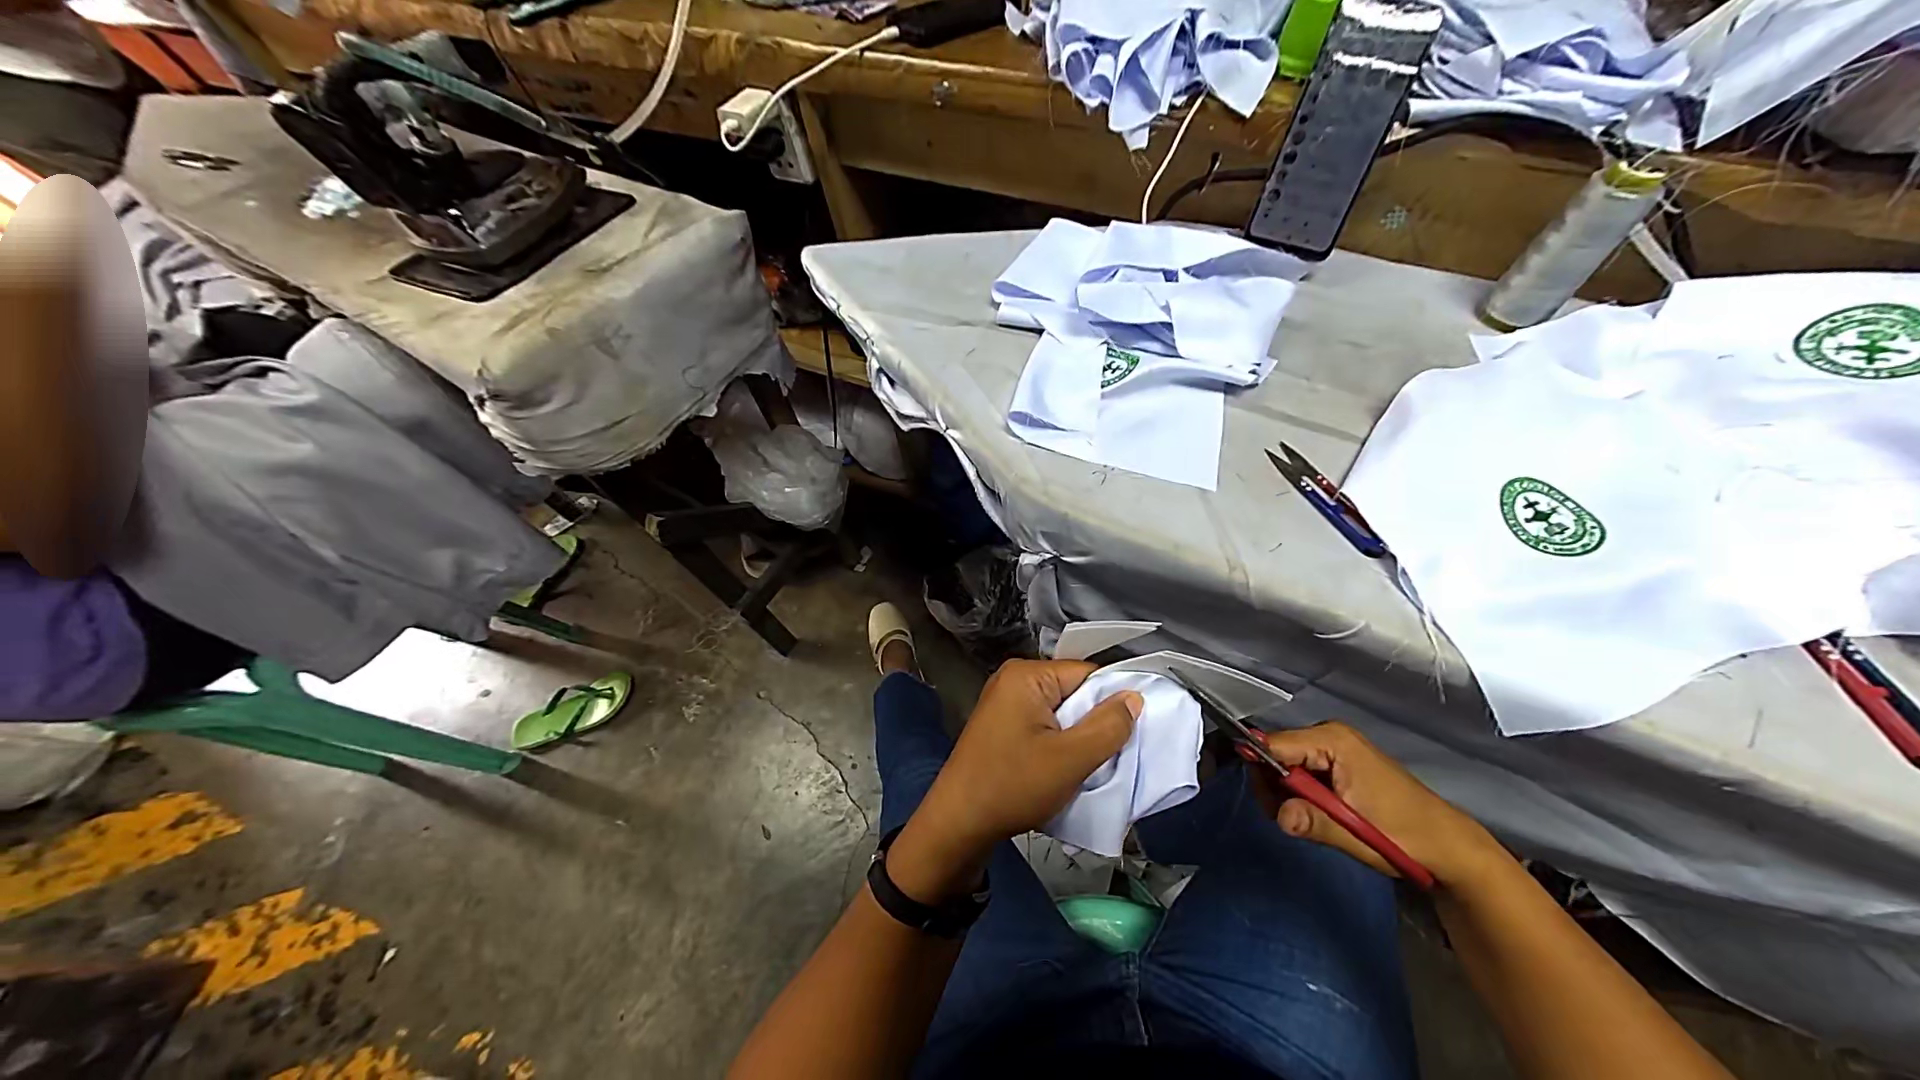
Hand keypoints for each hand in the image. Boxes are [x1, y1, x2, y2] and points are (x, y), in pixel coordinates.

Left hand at [887, 660, 1141, 902]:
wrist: (958, 823)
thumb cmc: (1012, 786)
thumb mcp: (1071, 759)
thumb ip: (1108, 726)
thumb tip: (1133, 698)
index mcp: (1026, 675)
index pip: (1088, 674)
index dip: (1113, 701)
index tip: (1129, 732)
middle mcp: (1013, 679)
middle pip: (1074, 692)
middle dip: (1094, 721)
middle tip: (1108, 754)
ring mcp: (1005, 703)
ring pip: (1061, 712)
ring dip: (1077, 737)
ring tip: (1085, 764)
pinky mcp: (1002, 726)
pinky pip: (1044, 725)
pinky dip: (1059, 744)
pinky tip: (1064, 769)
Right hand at [1256, 722, 1508, 887]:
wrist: (1447, 846)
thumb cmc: (1406, 835)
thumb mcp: (1357, 833)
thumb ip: (1314, 822)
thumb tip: (1279, 815)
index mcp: (1332, 741)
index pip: (1272, 744)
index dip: (1262, 772)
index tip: (1270, 806)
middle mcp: (1328, 735)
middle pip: (1274, 753)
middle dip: (1275, 787)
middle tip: (1293, 819)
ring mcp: (1333, 747)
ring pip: (1284, 764)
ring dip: (1287, 794)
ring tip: (1311, 820)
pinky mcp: (1335, 762)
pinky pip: (1299, 770)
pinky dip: (1300, 793)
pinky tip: (1318, 813)